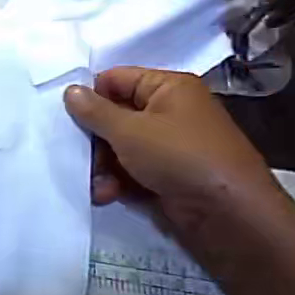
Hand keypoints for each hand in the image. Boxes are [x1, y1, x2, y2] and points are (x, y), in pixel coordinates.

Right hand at [63, 67, 285, 227]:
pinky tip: (108, 195)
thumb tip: (70, 90)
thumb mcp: (130, 131)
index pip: (117, 79)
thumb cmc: (180, 157)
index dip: (91, 96)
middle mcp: (169, 112)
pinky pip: (132, 171)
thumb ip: (95, 112)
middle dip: (95, 141)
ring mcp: (169, 146)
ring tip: (98, 185)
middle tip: (80, 157)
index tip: (66, 117)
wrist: (229, 215)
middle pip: (115, 116)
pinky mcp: (167, 176)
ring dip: (102, 167)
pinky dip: (118, 182)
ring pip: (120, 148)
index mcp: (168, 88)